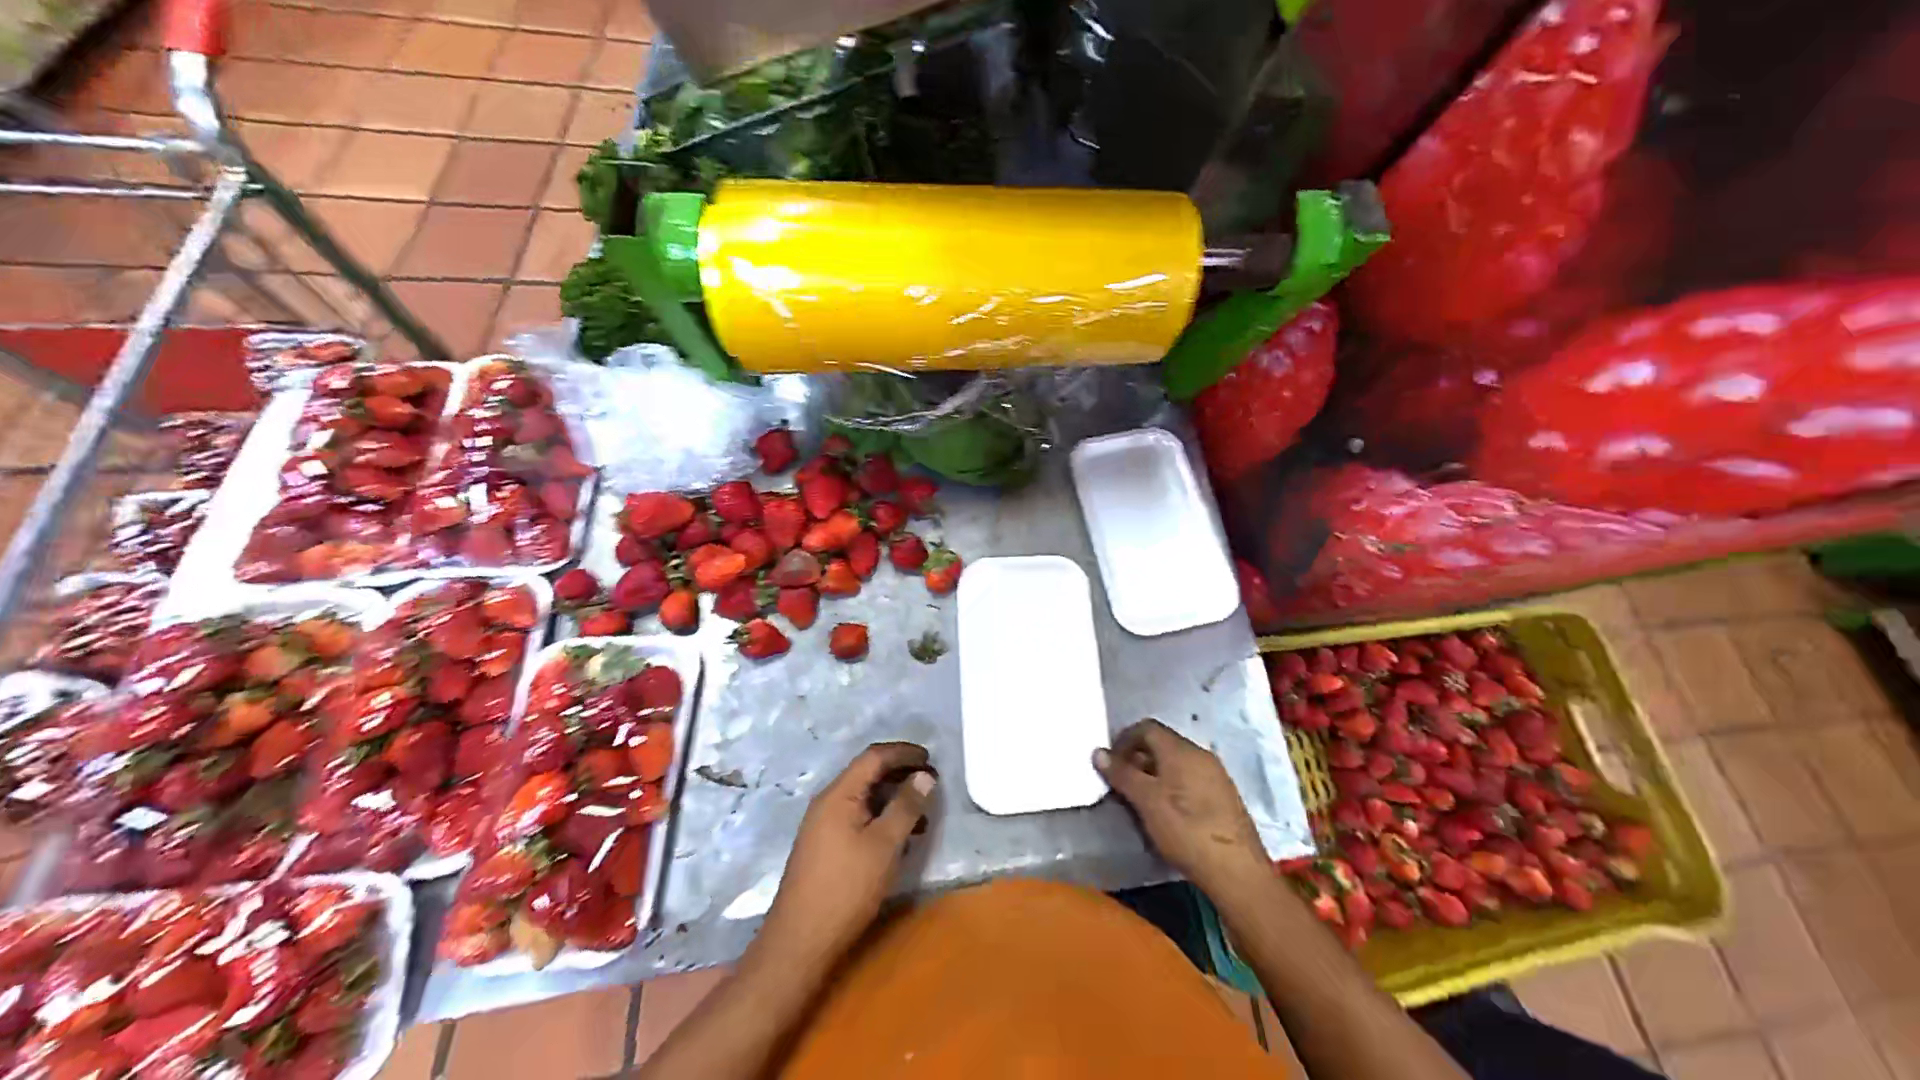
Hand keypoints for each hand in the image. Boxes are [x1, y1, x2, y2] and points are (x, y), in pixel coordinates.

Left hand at [757, 742, 935, 970]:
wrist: (801, 939)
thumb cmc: (847, 887)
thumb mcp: (885, 844)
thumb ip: (906, 806)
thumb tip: (925, 775)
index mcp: (839, 794)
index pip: (873, 757)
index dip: (903, 752)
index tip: (931, 757)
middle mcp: (827, 802)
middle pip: (867, 774)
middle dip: (900, 773)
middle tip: (931, 783)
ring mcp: (822, 824)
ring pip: (863, 797)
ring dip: (893, 798)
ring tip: (922, 812)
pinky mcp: (824, 845)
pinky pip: (857, 816)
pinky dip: (881, 817)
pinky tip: (900, 836)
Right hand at [1095, 719, 1268, 897]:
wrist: (1238, 872)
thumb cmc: (1186, 831)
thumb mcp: (1147, 802)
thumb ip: (1122, 774)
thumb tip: (1099, 752)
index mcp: (1182, 750)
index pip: (1147, 728)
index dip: (1123, 740)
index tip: (1110, 764)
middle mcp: (1201, 755)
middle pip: (1162, 745)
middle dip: (1137, 759)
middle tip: (1121, 785)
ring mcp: (1216, 776)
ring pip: (1176, 764)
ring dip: (1153, 775)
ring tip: (1140, 802)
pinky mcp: (1224, 797)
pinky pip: (1190, 780)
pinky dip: (1172, 788)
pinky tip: (1167, 814)